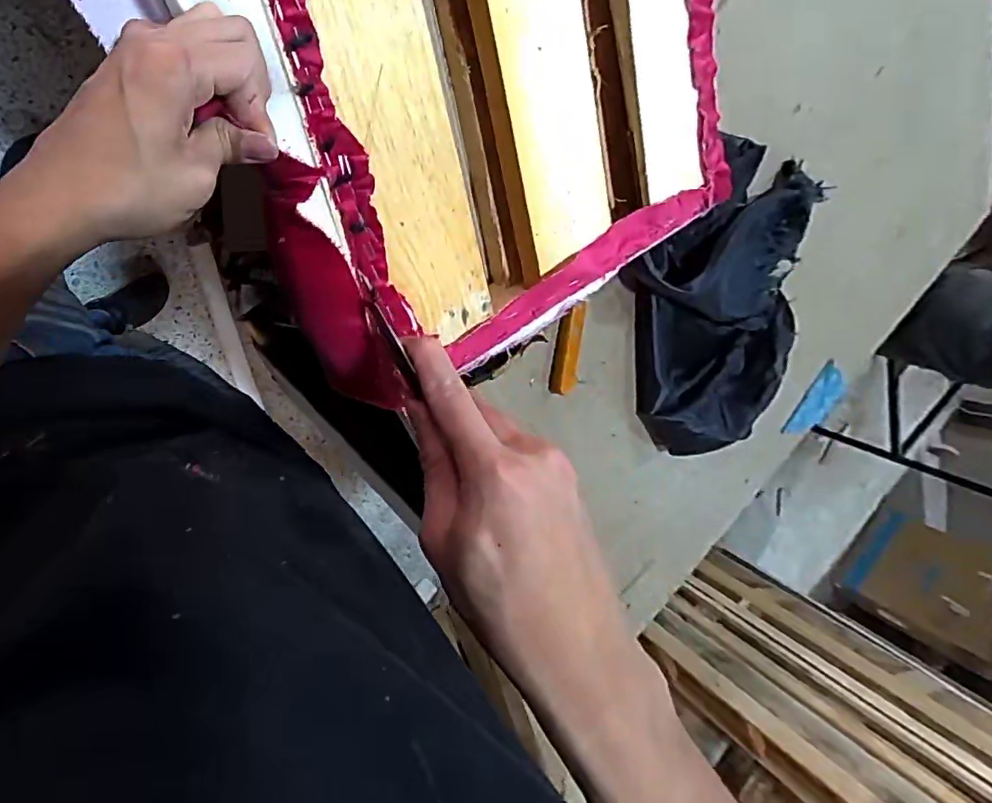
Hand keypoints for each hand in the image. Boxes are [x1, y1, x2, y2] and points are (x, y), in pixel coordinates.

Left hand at [0, 4, 280, 257]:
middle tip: (244, 125)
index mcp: (175, 61)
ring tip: (220, 112)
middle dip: (248, 78)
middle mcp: (153, 39)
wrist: (55, 199)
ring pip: (202, 26)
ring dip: (223, 64)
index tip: (257, 145)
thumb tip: (261, 142)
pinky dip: (195, 64)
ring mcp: (131, 45)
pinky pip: (173, 40)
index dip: (259, 107)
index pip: (244, 63)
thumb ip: (231, 144)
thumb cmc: (124, 191)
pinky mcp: (119, 61)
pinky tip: (191, 106)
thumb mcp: (193, 175)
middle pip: (230, 30)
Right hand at [404, 338, 631, 698]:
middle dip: (446, 414)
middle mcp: (533, 453)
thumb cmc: (499, 606)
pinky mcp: (569, 478)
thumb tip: (421, 416)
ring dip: (471, 438)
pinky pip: (519, 448)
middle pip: (475, 410)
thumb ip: (434, 468)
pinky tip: (492, 499)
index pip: (452, 397)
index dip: (428, 363)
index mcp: (495, 471)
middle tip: (425, 442)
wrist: (581, 654)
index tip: (410, 337)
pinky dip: (495, 455)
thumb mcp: (444, 539)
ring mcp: (558, 464)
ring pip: (497, 428)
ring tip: (464, 492)